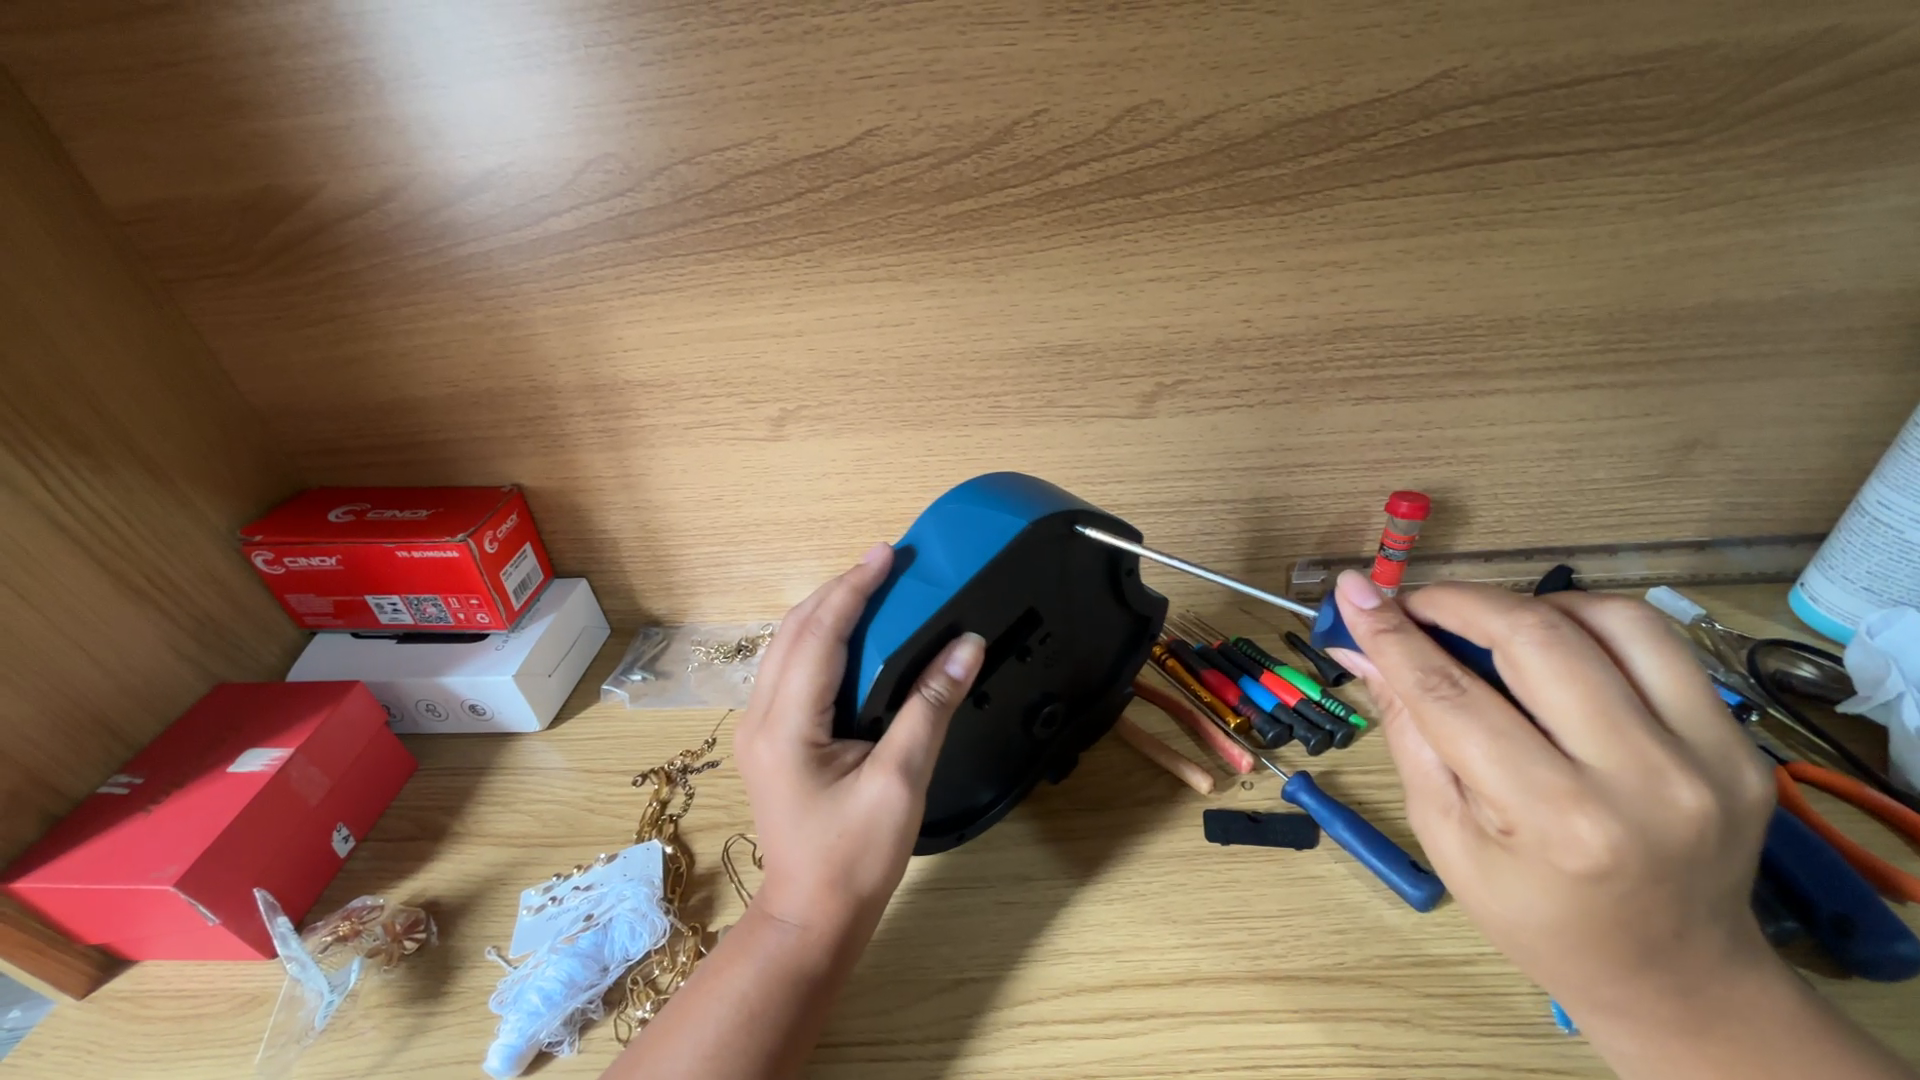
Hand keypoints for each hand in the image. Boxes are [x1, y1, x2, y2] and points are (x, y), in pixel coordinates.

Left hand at [734, 542, 985, 937]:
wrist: (812, 914)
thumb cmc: (855, 856)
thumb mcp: (901, 781)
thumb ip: (930, 708)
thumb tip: (966, 647)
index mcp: (787, 725)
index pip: (819, 635)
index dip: (853, 588)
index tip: (886, 554)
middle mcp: (761, 716)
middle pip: (793, 630)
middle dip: (839, 589)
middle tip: (885, 563)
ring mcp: (759, 727)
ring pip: (786, 645)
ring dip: (826, 610)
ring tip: (872, 587)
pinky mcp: (769, 737)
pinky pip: (790, 667)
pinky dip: (820, 637)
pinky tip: (852, 634)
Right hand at [1327, 571, 1776, 1030]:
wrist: (1676, 974)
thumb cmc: (1536, 916)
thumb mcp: (1447, 837)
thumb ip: (1408, 733)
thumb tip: (1361, 649)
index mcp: (1556, 822)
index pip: (1452, 697)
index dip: (1391, 634)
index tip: (1353, 588)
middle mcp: (1643, 781)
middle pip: (1537, 639)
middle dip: (1458, 602)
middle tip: (1415, 604)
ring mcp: (1709, 756)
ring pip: (1611, 619)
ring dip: (1530, 604)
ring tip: (1489, 626)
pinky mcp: (1740, 742)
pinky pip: (1658, 644)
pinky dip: (1590, 623)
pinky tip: (1554, 646)